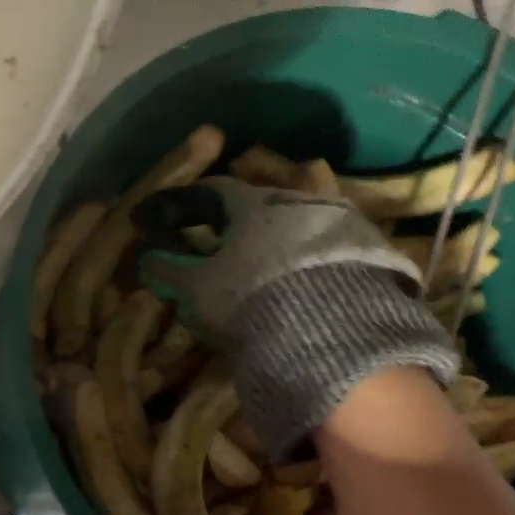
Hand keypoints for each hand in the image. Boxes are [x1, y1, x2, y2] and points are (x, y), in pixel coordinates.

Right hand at [134, 177, 458, 458]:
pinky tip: (291, 281)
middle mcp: (299, 200)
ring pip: (292, 224)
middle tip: (210, 243)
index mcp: (254, 203)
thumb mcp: (195, 286)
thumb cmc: (249, 294)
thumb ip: (168, 268)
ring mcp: (340, 220)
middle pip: (256, 206)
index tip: (162, 217)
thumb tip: (146, 257)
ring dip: (269, 241)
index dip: (182, 203)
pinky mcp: (368, 248)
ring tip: (253, 266)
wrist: (331, 323)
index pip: (212, 191)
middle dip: (230, 224)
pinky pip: (321, 246)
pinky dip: (299, 258)